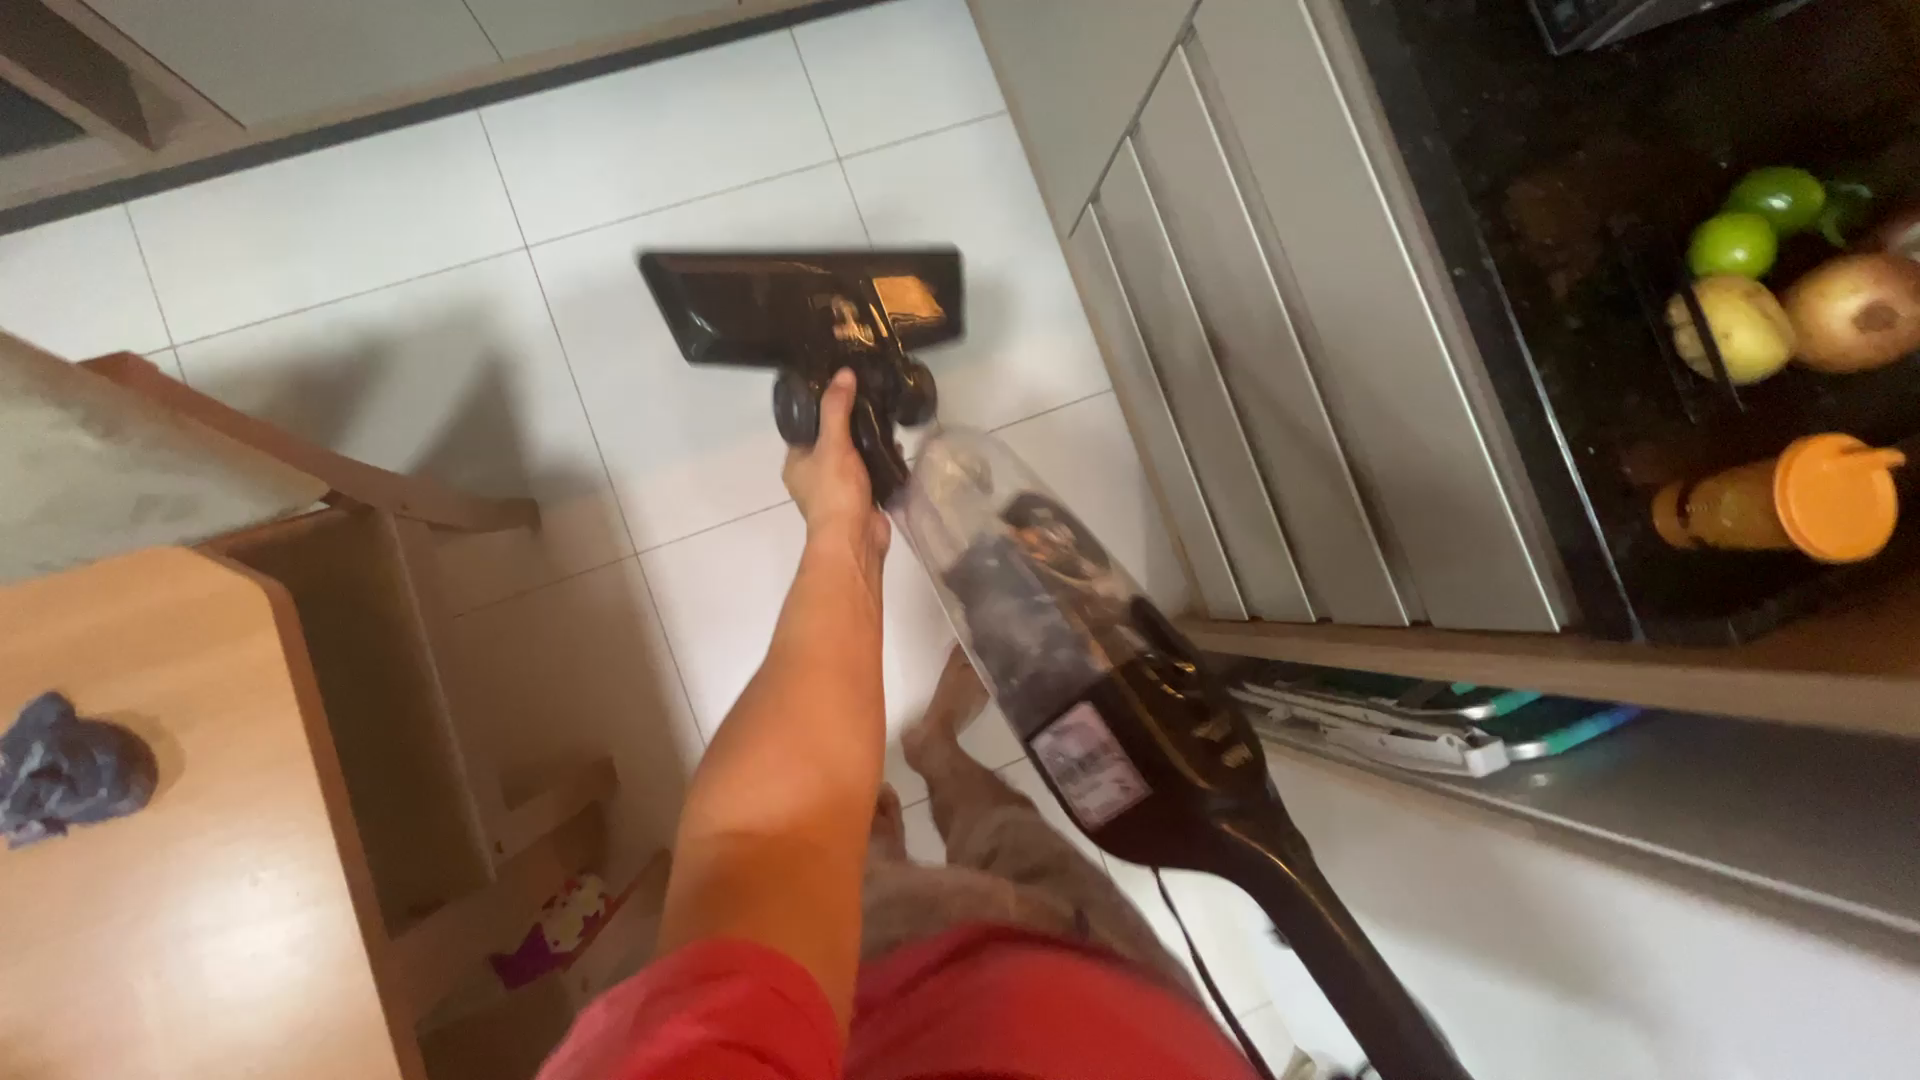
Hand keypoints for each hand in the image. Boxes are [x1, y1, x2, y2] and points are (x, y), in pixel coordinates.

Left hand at [784, 368, 890, 569]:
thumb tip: (844, 373)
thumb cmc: (835, 491)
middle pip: (831, 441)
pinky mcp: (859, 500)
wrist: (855, 539)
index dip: (822, 407)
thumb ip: (837, 408)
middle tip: (870, 400)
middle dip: (851, 424)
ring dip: (867, 443)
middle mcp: (812, 476)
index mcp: (796, 462)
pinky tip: (894, 445)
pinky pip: (869, 473)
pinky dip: (880, 462)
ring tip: (885, 418)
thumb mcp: (833, 443)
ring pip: (852, 457)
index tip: (843, 387)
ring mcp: (836, 490)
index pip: (805, 426)